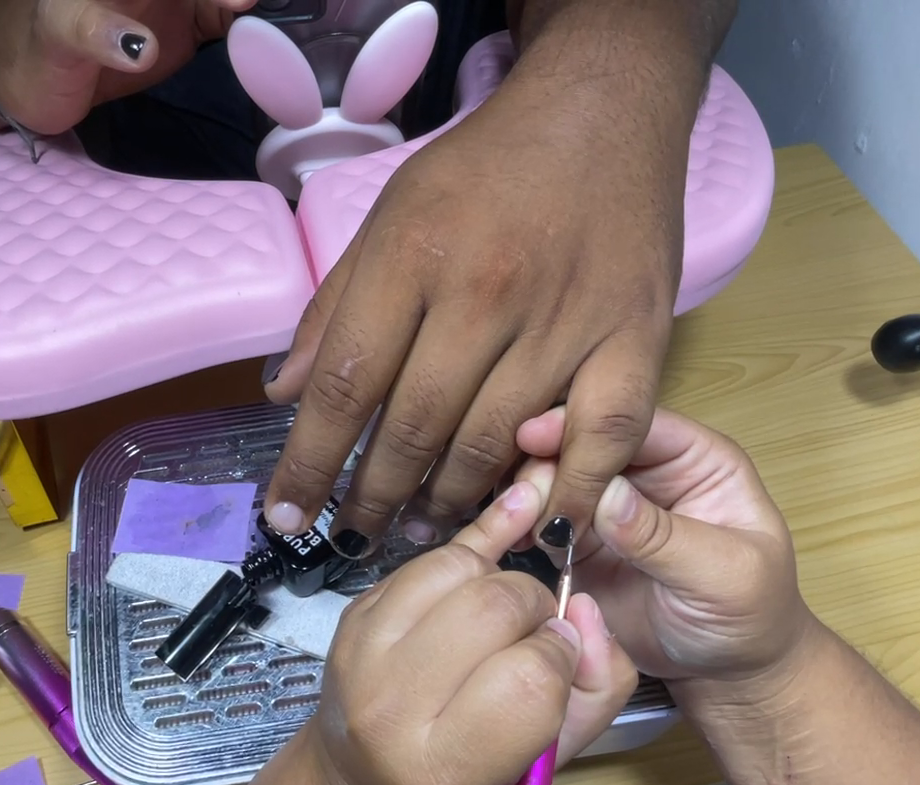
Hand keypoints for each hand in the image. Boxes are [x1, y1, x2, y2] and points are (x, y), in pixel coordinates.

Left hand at [0, 0, 251, 134]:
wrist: (26, 80)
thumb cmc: (33, 55)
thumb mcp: (53, 40)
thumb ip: (92, 33)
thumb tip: (143, 46)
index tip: (239, 2)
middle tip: (268, 11)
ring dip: (253, 8)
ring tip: (288, 23)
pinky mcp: (190, 24)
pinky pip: (230, 17)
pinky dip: (255, 27)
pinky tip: (276, 42)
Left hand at [261, 59, 686, 551]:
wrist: (602, 112)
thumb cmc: (480, 173)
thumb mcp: (383, 220)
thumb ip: (332, 312)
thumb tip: (285, 394)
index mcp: (411, 259)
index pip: (346, 387)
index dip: (309, 465)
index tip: (285, 518)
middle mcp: (485, 294)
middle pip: (415, 429)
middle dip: (373, 498)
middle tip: (354, 537)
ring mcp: (565, 320)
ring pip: (494, 445)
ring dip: (448, 504)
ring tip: (419, 530)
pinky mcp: (635, 337)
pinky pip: (602, 438)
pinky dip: (567, 496)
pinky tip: (532, 531)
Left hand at [307, 476, 635, 784]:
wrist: (362, 780)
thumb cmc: (460, 784)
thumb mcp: (543, 767)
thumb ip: (593, 693)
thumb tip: (586, 609)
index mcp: (441, 769)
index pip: (526, 681)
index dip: (561, 656)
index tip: (561, 658)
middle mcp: (390, 709)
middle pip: (489, 609)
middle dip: (534, 606)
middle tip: (535, 628)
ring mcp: (362, 654)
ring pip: (454, 567)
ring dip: (496, 577)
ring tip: (503, 610)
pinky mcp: (353, 616)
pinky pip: (423, 558)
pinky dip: (468, 553)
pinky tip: (503, 534)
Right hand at [514, 407, 813, 692]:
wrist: (722, 672)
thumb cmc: (747, 616)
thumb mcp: (725, 575)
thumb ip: (666, 536)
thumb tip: (607, 498)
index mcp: (694, 460)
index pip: (633, 423)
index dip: (587, 426)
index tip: (537, 438)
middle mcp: (644, 474)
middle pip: (582, 444)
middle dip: (549, 462)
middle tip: (528, 497)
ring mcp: (604, 509)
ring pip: (551, 478)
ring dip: (529, 495)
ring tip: (523, 526)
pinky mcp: (575, 544)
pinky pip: (538, 521)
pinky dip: (519, 525)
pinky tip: (512, 539)